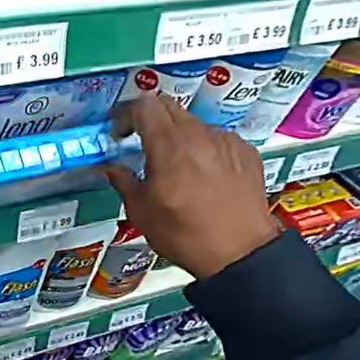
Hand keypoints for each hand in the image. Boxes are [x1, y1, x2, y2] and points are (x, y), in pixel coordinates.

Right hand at [106, 93, 280, 278]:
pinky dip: (206, 149)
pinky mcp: (246, 151)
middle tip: (143, 142)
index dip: (126, 115)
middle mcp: (198, 134)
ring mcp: (226, 140)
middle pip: (169, 106)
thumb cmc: (183, 234)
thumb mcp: (141, 212)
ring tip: (178, 165)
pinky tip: (206, 176)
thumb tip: (113, 169)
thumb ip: (124, 182)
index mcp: (167, 144)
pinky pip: (219, 139)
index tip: (120, 135)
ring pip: (194, 123)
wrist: (240, 253)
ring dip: (180, 135)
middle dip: (151, 119)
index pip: (143, 105)